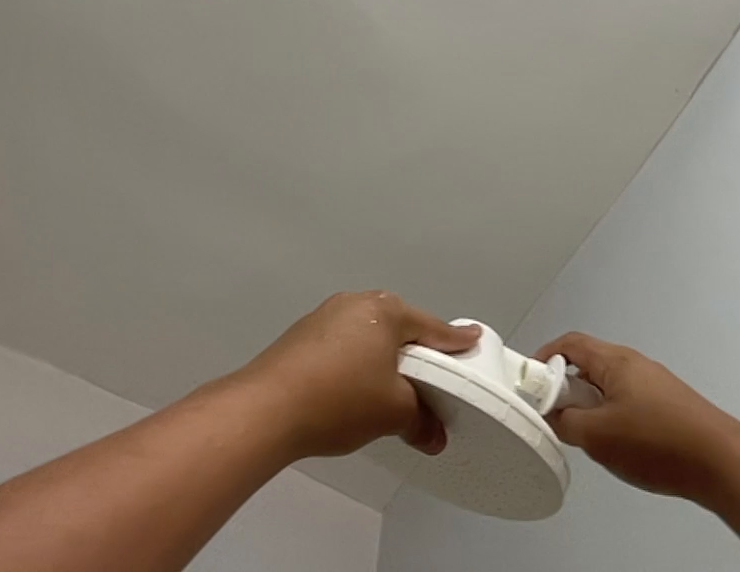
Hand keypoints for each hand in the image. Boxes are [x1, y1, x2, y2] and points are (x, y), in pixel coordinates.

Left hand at [230, 291, 479, 461]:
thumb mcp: (393, 413)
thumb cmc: (340, 399)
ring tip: (388, 391)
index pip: (432, 328)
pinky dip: (354, 365)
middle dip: (414, 353)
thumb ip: (421, 420)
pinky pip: (342, 346)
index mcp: (386, 310)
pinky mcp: (301, 337)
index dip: (455, 341)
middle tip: (431, 378)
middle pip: (399, 328)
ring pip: (368, 337)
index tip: (473, 341)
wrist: (266, 409)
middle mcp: (356, 303)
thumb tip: (434, 436)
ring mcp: (324, 317)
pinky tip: (351, 391)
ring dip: (381, 360)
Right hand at [536, 332, 739, 504]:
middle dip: (565, 390)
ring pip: (606, 388)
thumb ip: (565, 422)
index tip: (530, 383)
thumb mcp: (597, 435)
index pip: (569, 344)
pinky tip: (617, 447)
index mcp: (615, 360)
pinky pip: (625, 403)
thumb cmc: (661, 441)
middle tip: (556, 417)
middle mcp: (633, 365)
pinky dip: (610, 419)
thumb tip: (552, 415)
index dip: (544, 359)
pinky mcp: (666, 406)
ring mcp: (652, 385)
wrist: (721, 462)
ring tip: (588, 439)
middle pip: (587, 366)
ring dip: (589, 408)